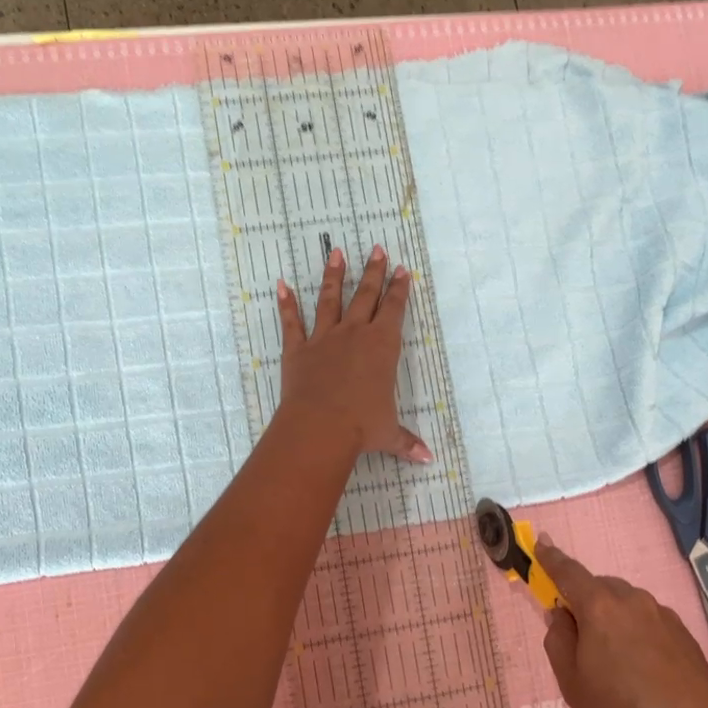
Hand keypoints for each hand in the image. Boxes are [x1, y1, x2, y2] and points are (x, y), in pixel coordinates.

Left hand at [276, 245, 430, 462]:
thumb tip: (427, 458)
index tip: (402, 270)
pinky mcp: (297, 350)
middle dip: (373, 271)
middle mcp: (355, 334)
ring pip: (329, 299)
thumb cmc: (362, 426)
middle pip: (365, 295)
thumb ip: (407, 441)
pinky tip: (281, 284)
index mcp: (383, 346)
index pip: (394, 309)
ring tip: (336, 253)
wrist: (321, 427)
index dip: (399, 289)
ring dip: (333, 275)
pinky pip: (292, 322)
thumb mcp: (389, 433)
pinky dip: (286, 304)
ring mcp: (324, 339)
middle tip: (377, 248)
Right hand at [535, 540, 707, 707]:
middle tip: (579, 638)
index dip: (551, 559)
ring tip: (614, 664)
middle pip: (600, 587)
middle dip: (585, 601)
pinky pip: (649, 622)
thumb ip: (558, 639)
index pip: (568, 572)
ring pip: (627, 605)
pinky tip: (642, 671)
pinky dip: (637, 633)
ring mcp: (664, 615)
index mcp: (600, 607)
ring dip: (613, 619)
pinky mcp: (685, 634)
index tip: (540, 544)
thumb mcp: (571, 681)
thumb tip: (562, 614)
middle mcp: (634, 601)